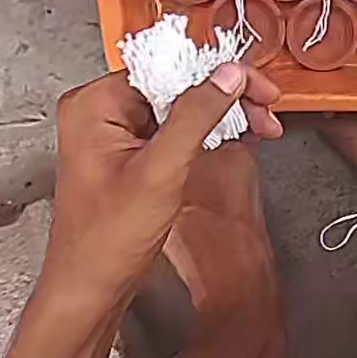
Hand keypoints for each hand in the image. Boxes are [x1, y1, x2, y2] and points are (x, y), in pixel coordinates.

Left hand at [40, 63, 282, 310]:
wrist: (91, 288)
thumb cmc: (107, 240)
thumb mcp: (161, 171)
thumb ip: (196, 116)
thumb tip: (227, 76)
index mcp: (96, 105)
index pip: (169, 69)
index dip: (219, 75)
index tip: (256, 86)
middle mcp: (101, 113)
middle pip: (177, 86)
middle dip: (226, 98)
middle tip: (265, 110)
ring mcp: (115, 134)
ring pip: (180, 107)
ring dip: (222, 115)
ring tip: (259, 125)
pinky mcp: (129, 154)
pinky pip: (174, 130)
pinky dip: (206, 133)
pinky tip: (234, 136)